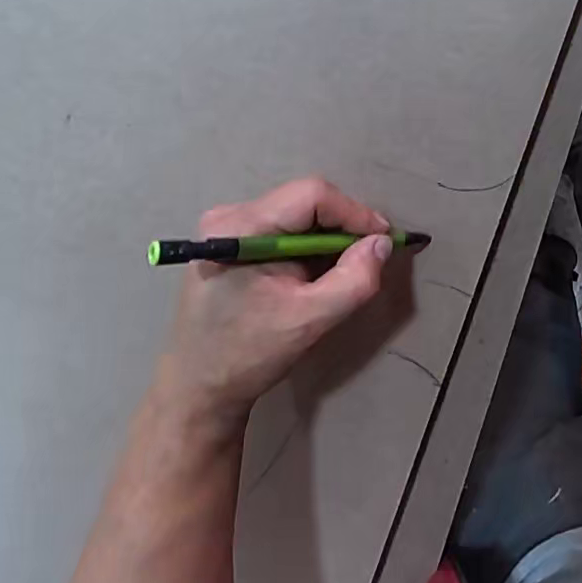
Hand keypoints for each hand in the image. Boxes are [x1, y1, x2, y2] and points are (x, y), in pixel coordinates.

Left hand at [153, 177, 393, 433]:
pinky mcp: (232, 241)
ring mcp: (227, 227)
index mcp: (240, 228)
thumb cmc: (248, 355)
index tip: (384, 240)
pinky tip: (316, 273)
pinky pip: (283, 227)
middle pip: (303, 201)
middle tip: (370, 255)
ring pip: (296, 213)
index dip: (353, 213)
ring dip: (327, 236)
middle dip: (343, 226)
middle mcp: (229, 216)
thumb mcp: (309, 321)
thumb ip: (354, 280)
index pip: (310, 195)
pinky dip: (309, 245)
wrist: (198, 386)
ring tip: (345, 269)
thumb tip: (382, 243)